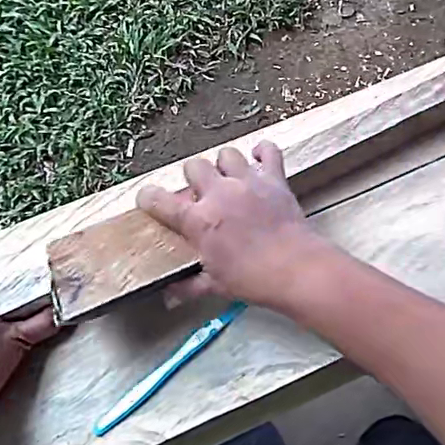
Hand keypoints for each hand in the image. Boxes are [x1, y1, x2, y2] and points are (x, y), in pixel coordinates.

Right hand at [135, 141, 337, 311]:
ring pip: (227, 154)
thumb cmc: (254, 278)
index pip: (158, 199)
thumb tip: (171, 293)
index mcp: (197, 220)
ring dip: (224, 164)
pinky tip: (259, 157)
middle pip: (194, 166)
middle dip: (194, 177)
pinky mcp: (275, 180)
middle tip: (202, 193)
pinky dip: (263, 151)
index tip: (150, 200)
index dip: (149, 198)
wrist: (296, 268)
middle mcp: (219, 194)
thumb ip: (189, 285)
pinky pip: (269, 151)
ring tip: (229, 177)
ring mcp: (248, 183)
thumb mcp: (215, 285)